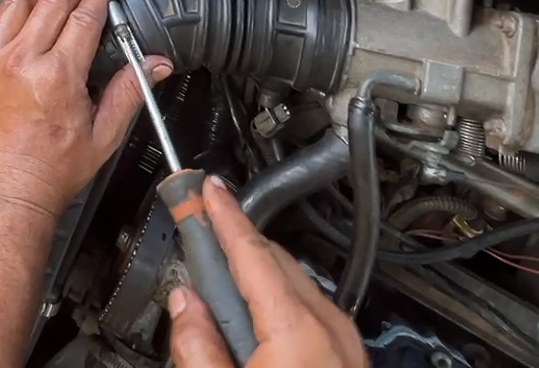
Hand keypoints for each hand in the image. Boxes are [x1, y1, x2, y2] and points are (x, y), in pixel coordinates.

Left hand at [0, 0, 171, 219]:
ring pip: (14, 6)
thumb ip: (130, 92)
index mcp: (58, 74)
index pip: (84, 16)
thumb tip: (154, 63)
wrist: (9, 192)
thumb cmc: (52, 170)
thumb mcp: (103, 135)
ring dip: (36, 0)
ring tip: (47, 9)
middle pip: (51, 3)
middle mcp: (21, 61)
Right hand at [169, 178, 367, 367]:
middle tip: (200, 233)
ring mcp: (349, 351)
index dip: (225, 214)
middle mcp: (332, 332)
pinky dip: (278, 306)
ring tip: (220, 290)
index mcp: (299, 332)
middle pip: (274, 261)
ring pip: (294, 287)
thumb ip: (197, 349)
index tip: (209, 188)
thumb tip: (184, 304)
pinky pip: (311, 317)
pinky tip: (255, 326)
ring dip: (255, 279)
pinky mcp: (353, 367)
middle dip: (235, 244)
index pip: (253, 251)